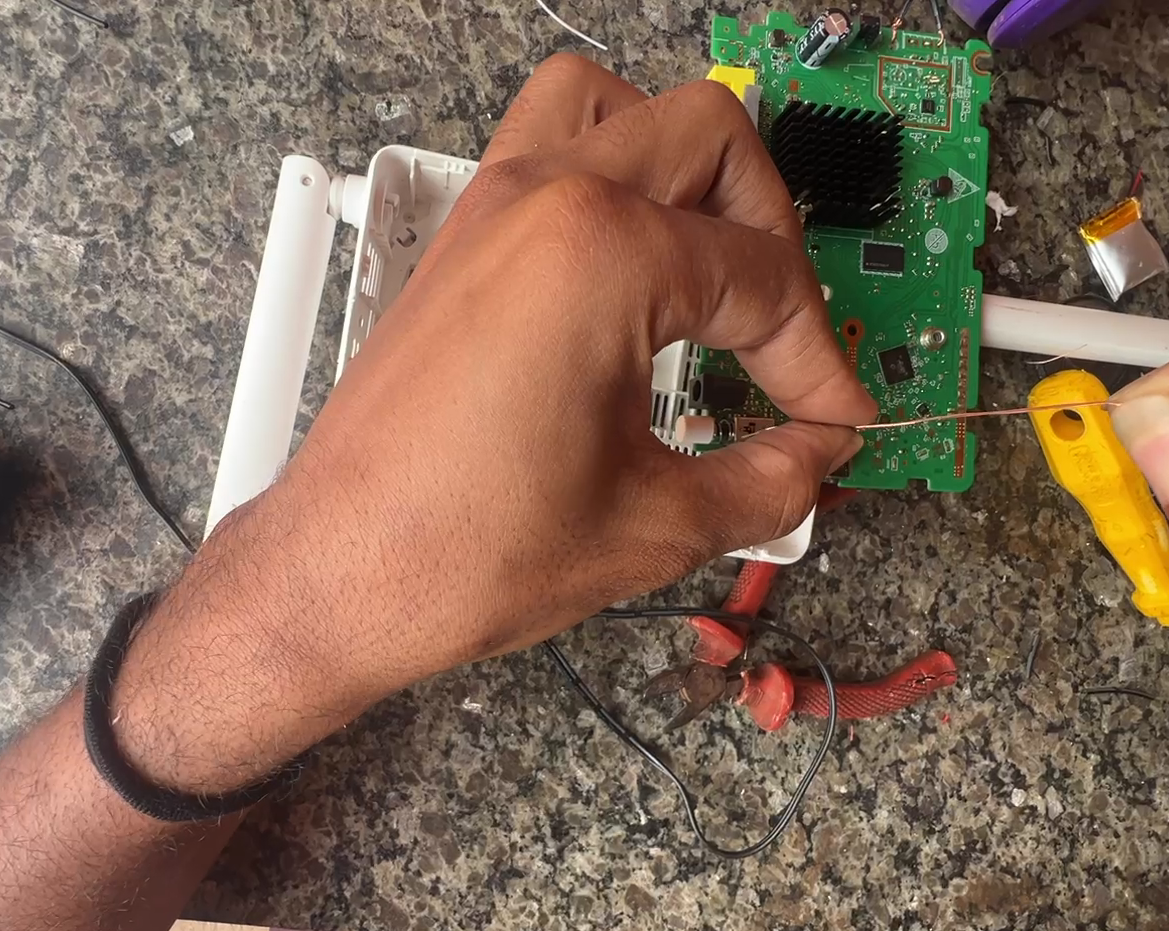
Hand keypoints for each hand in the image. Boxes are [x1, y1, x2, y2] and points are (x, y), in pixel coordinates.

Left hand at [115, 56, 873, 793]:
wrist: (338, 580)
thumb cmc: (467, 556)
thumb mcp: (650, 530)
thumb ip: (763, 484)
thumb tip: (813, 458)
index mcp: (600, 255)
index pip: (763, 282)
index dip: (817, 360)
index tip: (830, 418)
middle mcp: (541, 200)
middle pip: (713, 142)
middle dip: (774, 235)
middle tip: (781, 334)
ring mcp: (485, 213)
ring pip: (618, 112)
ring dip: (684, 172)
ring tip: (708, 268)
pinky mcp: (453, 247)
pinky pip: (544, 156)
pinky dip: (606, 184)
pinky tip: (621, 277)